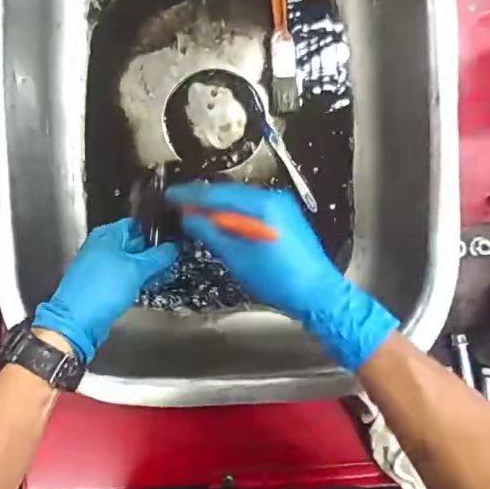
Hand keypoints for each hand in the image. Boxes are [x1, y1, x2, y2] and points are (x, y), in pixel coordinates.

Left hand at [32, 219, 179, 362]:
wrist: (77, 321)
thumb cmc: (103, 288)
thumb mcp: (136, 270)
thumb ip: (157, 257)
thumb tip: (174, 247)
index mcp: (107, 235)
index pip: (137, 224)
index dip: (157, 229)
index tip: (177, 234)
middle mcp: (103, 246)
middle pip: (136, 242)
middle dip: (156, 249)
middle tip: (178, 254)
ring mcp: (102, 266)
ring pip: (132, 261)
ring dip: (149, 266)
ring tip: (170, 269)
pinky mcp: (104, 284)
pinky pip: (126, 276)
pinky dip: (139, 278)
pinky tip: (154, 282)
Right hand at [165, 182, 396, 370]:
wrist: (319, 295)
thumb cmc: (278, 279)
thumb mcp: (237, 257)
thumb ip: (211, 233)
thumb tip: (189, 218)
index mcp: (262, 205)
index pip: (218, 194)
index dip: (191, 195)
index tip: (170, 195)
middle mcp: (273, 198)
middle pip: (229, 193)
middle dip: (202, 199)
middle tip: (178, 204)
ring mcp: (282, 206)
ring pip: (240, 200)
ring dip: (217, 207)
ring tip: (194, 213)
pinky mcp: (285, 217)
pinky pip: (251, 208)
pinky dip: (233, 213)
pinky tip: (220, 221)